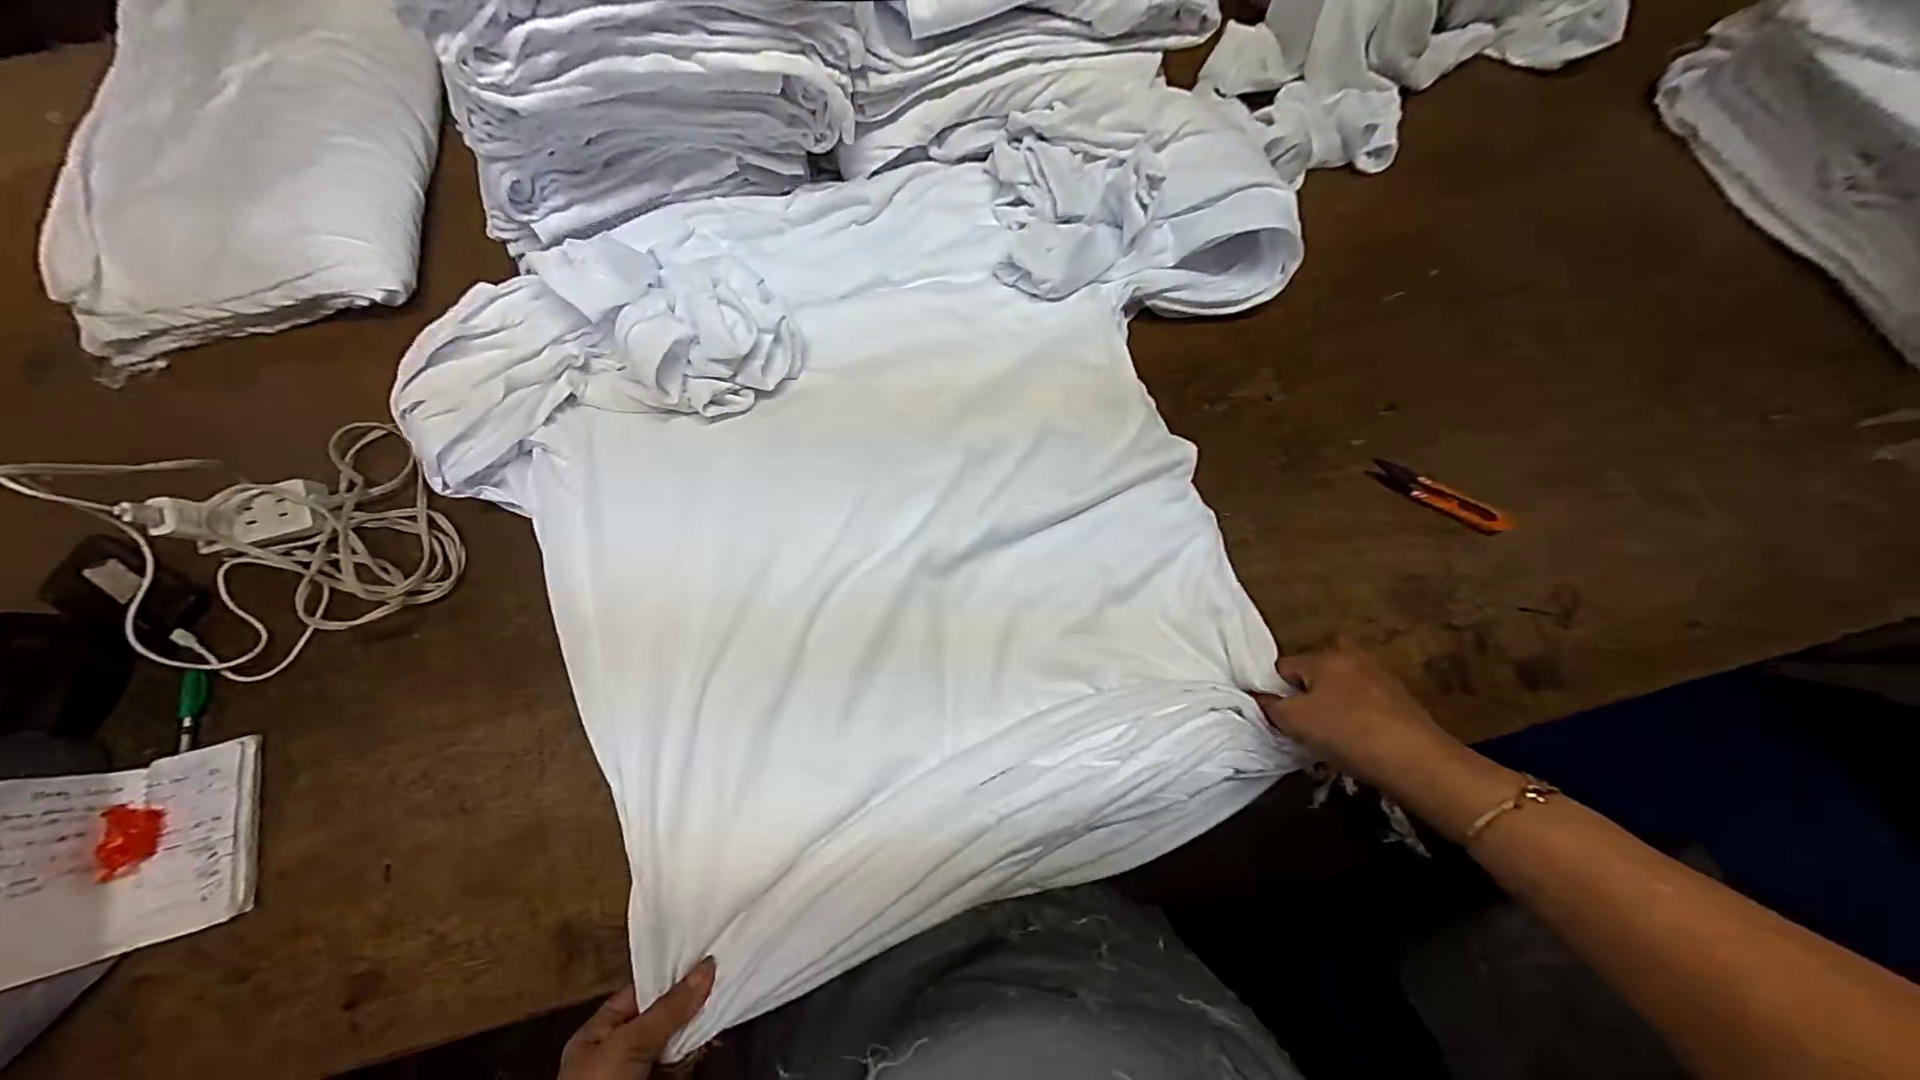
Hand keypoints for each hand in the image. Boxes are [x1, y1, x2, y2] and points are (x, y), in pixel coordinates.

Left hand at [558, 958, 715, 1079]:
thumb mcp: (627, 1045)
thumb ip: (667, 1009)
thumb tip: (706, 967)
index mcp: (599, 1034)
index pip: (641, 992)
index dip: (671, 975)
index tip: (705, 958)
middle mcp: (622, 1050)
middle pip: (665, 1014)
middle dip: (691, 1001)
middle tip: (721, 981)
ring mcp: (644, 1072)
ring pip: (680, 1038)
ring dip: (700, 1025)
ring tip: (723, 1006)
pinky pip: (687, 1062)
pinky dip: (702, 1050)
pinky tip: (716, 1040)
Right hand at [1255, 638, 1462, 788]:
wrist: (1416, 762)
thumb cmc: (1346, 733)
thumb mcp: (1293, 721)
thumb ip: (1270, 705)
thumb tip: (1260, 697)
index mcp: (1325, 657)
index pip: (1283, 666)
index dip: (1274, 689)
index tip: (1278, 715)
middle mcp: (1354, 658)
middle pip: (1319, 668)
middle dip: (1309, 687)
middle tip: (1305, 716)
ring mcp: (1382, 678)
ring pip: (1344, 685)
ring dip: (1334, 702)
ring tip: (1330, 732)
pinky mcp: (1403, 702)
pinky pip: (1366, 702)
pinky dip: (1357, 715)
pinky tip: (1356, 740)